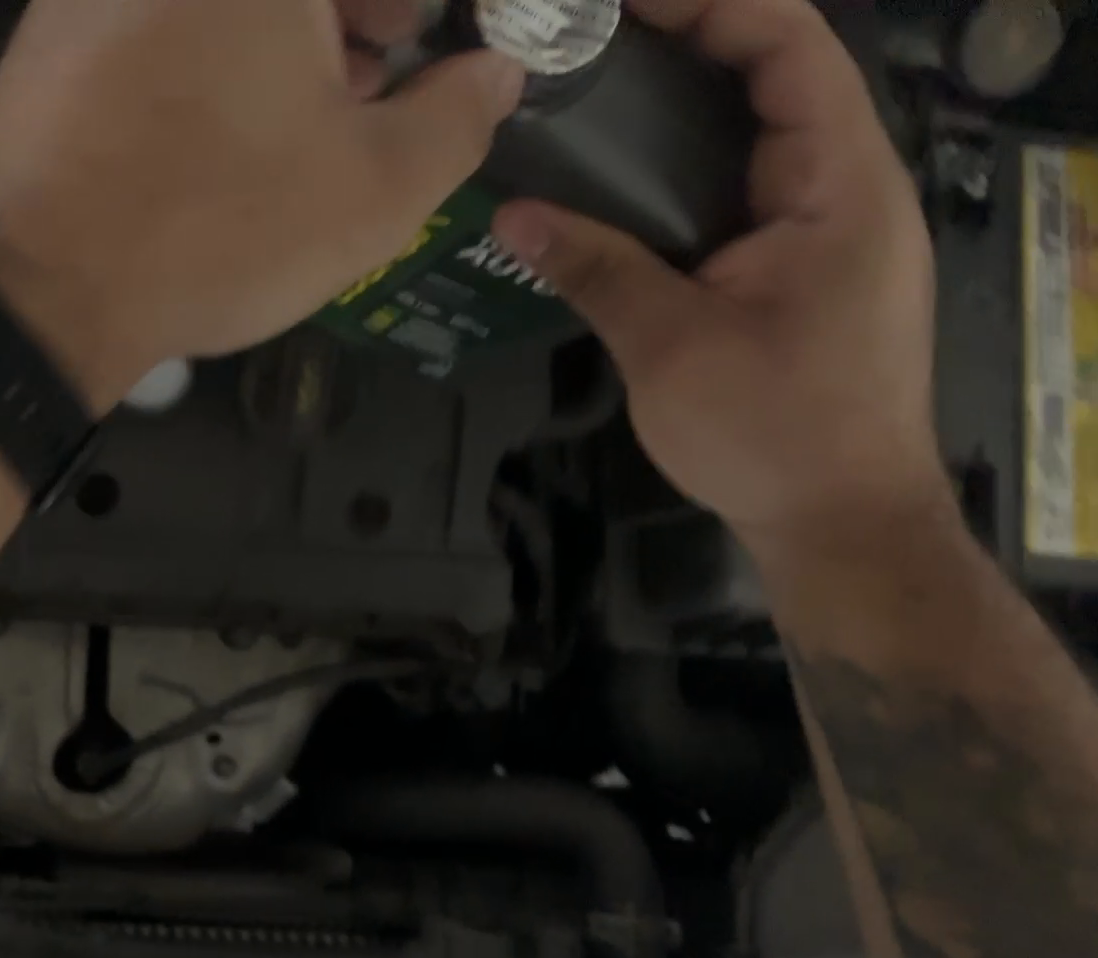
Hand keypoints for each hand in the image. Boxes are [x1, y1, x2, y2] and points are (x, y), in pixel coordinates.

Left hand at [0, 0, 524, 408]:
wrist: (40, 291)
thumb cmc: (216, 232)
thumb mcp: (371, 193)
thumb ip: (454, 121)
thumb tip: (492, 75)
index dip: (408, 22)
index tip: (424, 42)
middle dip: (355, 15)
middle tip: (379, 68)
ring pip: (227, 4)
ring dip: (285, 36)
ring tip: (307, 111)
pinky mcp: (59, 26)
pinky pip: (163, 19)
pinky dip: (213, 51)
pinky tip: (223, 122)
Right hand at [489, 0, 947, 547]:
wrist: (833, 513)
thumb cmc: (770, 427)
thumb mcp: (670, 344)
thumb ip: (595, 268)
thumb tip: (512, 214)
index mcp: (838, 185)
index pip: (791, 47)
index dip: (716, 5)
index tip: (625, 5)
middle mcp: (839, 191)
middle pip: (769, 83)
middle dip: (682, 52)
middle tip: (582, 57)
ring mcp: (815, 234)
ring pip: (746, 146)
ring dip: (674, 119)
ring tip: (584, 111)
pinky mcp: (786, 273)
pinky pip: (731, 201)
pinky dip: (675, 182)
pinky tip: (613, 196)